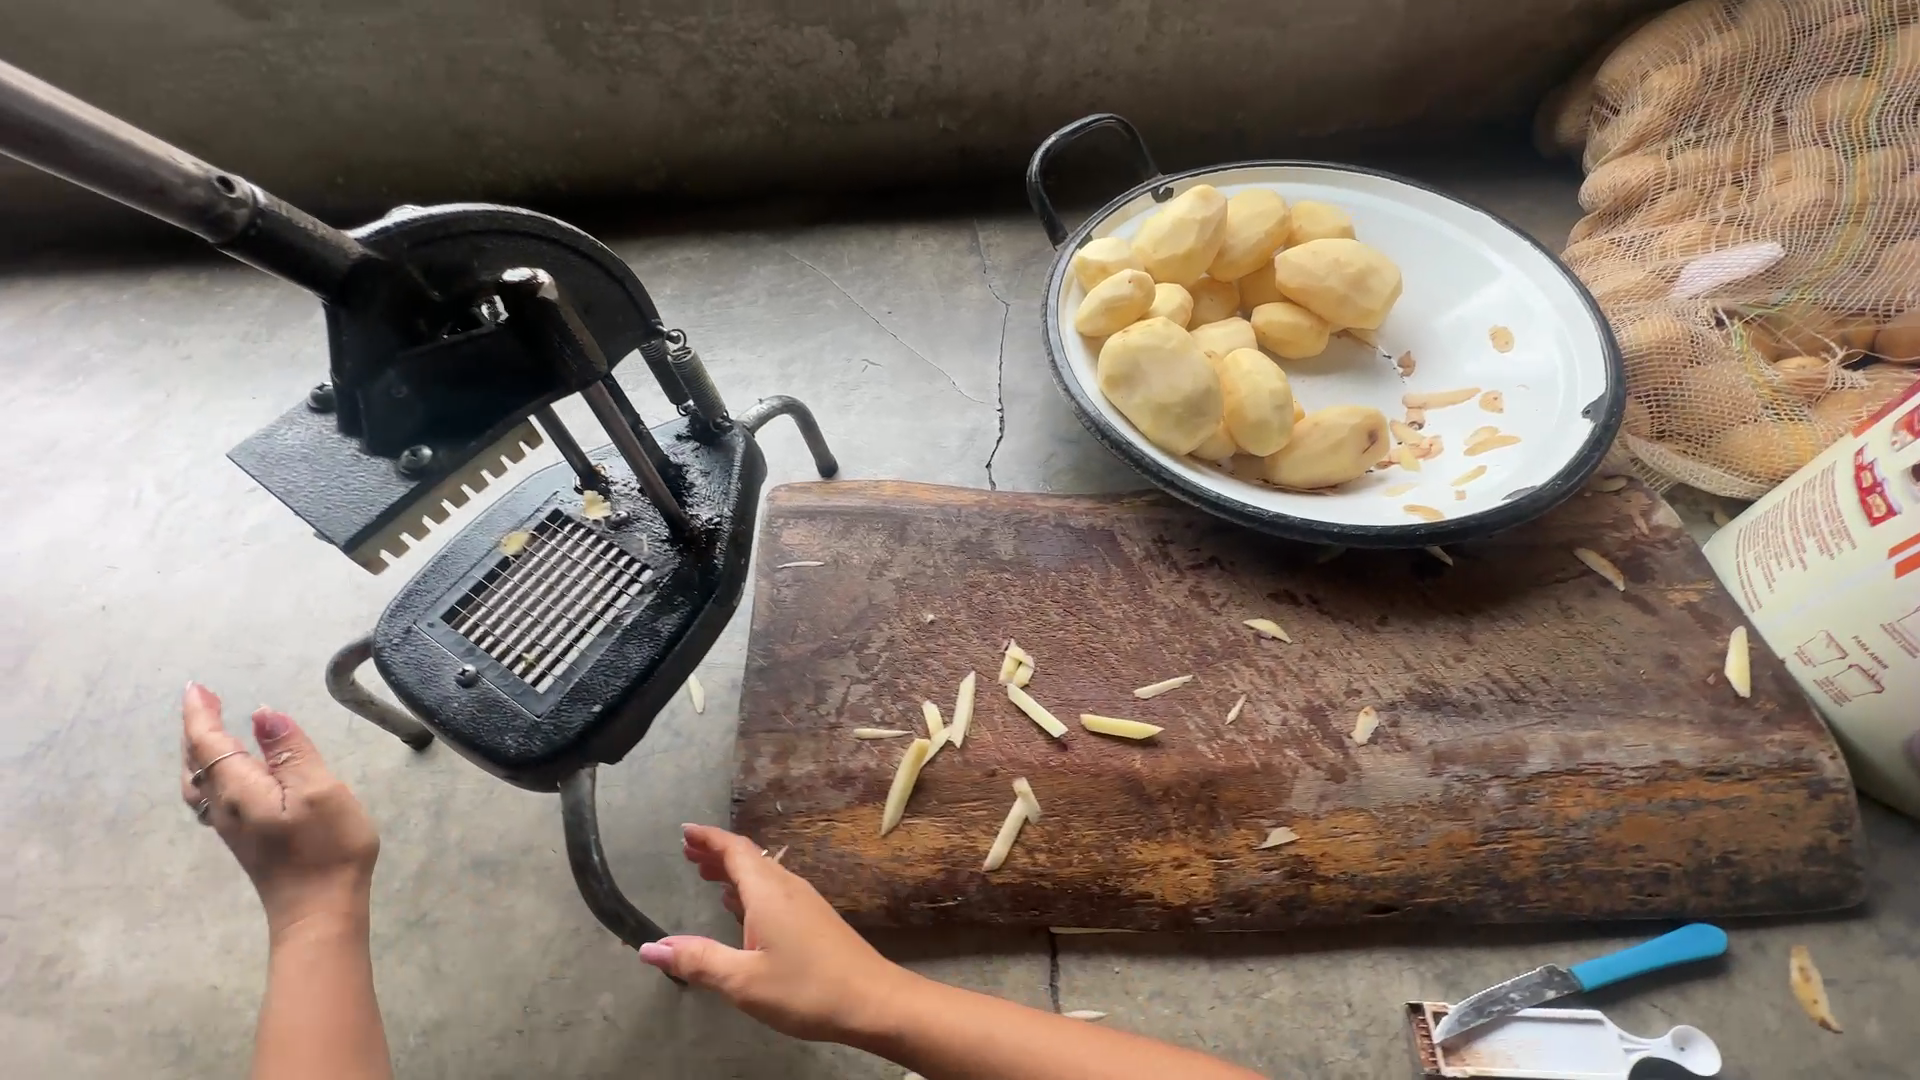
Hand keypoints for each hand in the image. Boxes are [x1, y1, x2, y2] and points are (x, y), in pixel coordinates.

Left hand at [179, 682, 379, 936]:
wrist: (320, 906)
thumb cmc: (327, 845)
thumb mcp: (320, 791)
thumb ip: (292, 753)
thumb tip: (264, 714)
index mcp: (240, 791)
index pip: (210, 745)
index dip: (202, 714)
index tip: (196, 687)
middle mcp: (225, 806)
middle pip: (197, 763)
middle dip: (197, 729)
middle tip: (203, 700)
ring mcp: (233, 825)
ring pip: (201, 781)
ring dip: (201, 751)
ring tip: (212, 730)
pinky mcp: (246, 836)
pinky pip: (214, 793)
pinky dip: (214, 770)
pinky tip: (232, 771)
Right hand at [639, 824, 915, 1041]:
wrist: (871, 999)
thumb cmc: (805, 988)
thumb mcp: (743, 981)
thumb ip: (698, 961)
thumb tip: (650, 947)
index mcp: (768, 892)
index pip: (735, 850)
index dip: (708, 838)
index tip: (684, 831)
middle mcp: (786, 887)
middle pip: (748, 857)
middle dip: (716, 851)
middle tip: (687, 852)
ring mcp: (803, 901)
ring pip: (761, 873)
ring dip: (732, 869)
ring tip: (705, 873)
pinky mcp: (812, 917)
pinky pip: (772, 889)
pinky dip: (748, 888)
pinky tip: (739, 905)